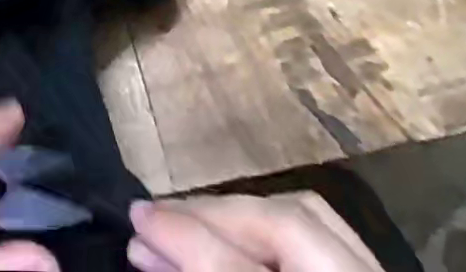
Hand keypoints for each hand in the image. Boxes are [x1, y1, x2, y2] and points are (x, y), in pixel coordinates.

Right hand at [127, 193, 386, 271]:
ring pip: (310, 218)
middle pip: (286, 228)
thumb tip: (150, 253)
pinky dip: (273, 224)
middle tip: (152, 216)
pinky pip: (328, 236)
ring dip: (239, 212)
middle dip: (211, 213)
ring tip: (185, 219)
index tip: (136, 218)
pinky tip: (234, 232)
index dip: (186, 239)